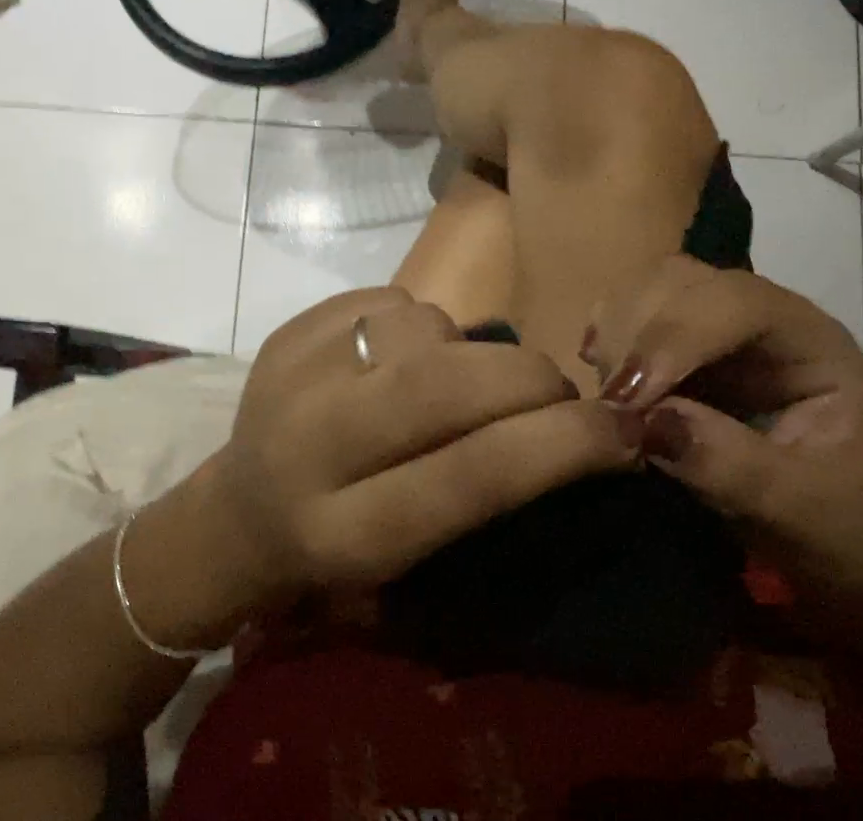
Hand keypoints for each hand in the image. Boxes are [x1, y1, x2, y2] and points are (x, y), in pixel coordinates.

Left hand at [206, 287, 640, 600]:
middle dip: (528, 378)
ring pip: (423, 328)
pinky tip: (404, 358)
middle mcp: (310, 449)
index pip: (471, 475)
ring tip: (459, 381)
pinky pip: (391, 300)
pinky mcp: (285, 333)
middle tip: (559, 390)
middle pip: (444, 384)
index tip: (625, 429)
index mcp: (348, 532)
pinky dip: (423, 324)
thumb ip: (487, 496)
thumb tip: (582, 429)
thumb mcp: (414, 563)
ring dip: (469, 350)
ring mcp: (290, 378)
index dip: (561, 446)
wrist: (237, 518)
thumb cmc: (340, 558)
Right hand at [583, 256, 862, 596]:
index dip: (676, 338)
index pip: (736, 303)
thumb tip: (650, 421)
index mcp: (810, 341)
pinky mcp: (684, 353)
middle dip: (638, 334)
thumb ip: (732, 465)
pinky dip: (607, 337)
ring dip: (617, 334)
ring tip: (610, 399)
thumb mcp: (800, 511)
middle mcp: (761, 320)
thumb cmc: (841, 529)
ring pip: (650, 290)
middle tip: (613, 407)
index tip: (630, 401)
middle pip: (683, 282)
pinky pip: (632, 317)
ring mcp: (719, 332)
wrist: (847, 553)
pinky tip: (601, 377)